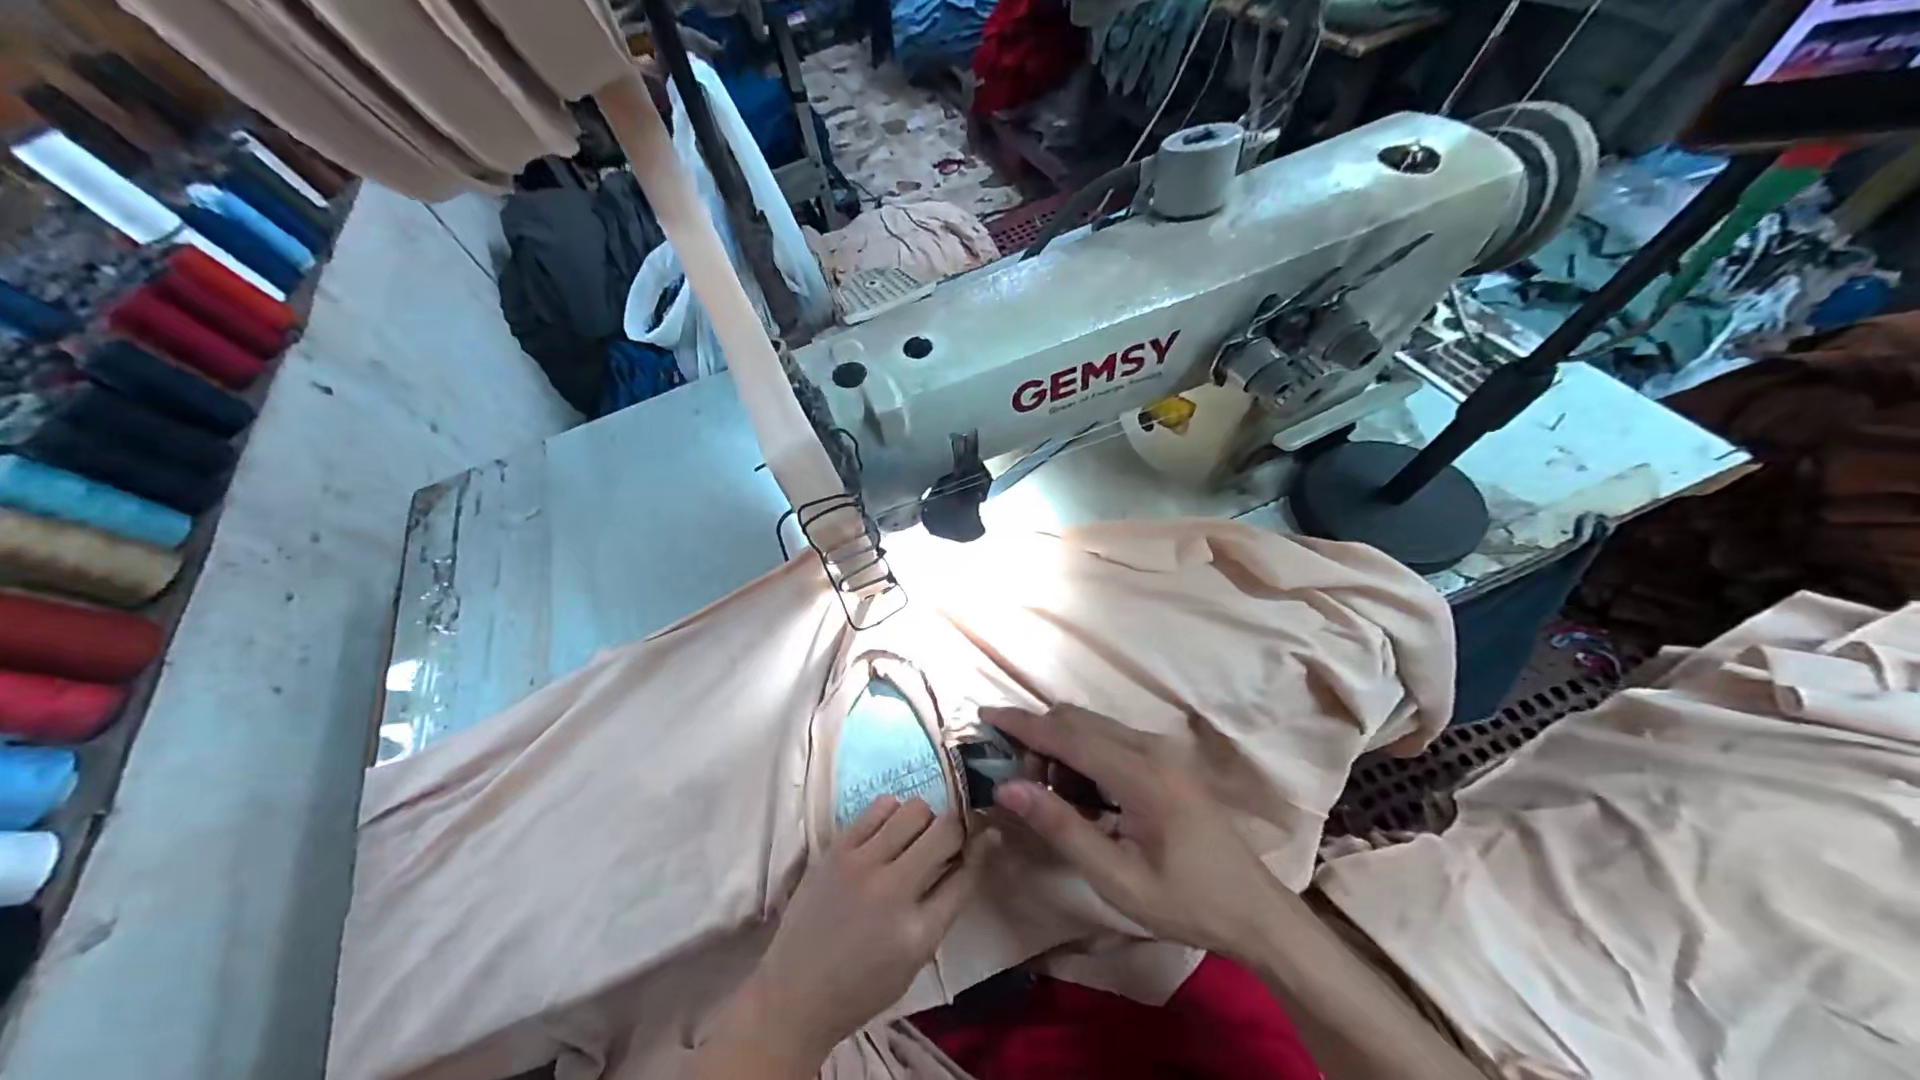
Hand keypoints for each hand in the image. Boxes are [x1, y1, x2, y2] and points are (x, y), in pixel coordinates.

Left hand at [725, 797, 982, 1069]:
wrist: (797, 991)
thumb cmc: (865, 982)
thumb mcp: (918, 954)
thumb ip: (948, 899)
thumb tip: (980, 847)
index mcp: (919, 930)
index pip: (967, 871)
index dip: (982, 846)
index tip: (987, 833)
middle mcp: (893, 890)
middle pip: (945, 829)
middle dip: (955, 829)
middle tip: (945, 840)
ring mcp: (861, 864)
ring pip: (914, 808)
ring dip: (924, 819)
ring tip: (913, 837)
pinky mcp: (836, 849)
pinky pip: (879, 807)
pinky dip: (893, 813)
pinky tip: (888, 831)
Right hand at [982, 704, 1282, 958]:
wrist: (1255, 910)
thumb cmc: (1186, 902)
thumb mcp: (1116, 877)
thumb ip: (1061, 827)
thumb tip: (1007, 788)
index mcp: (1142, 774)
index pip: (1068, 735)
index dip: (1022, 723)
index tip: (984, 714)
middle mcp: (1151, 748)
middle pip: (1078, 721)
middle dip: (1039, 741)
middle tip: (1021, 786)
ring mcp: (1161, 751)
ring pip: (1092, 728)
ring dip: (1060, 749)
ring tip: (1052, 800)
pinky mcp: (1164, 760)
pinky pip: (1109, 741)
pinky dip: (1082, 757)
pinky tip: (1083, 800)